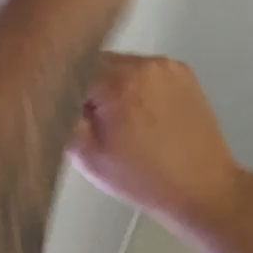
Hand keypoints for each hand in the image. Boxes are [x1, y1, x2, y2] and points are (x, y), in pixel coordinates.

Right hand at [71, 53, 242, 224]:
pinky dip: (135, 85)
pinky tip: (142, 114)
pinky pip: (142, 69)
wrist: (205, 190)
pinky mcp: (182, 71)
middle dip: (88, 87)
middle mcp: (142, 64)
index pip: (71, 69)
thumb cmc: (145, 179)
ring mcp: (165, 65)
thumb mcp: (88, 157)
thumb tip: (46, 94)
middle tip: (92, 121)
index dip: (64, 91)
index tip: (68, 113)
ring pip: (118, 65)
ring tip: (121, 120)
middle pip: (95, 62)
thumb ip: (62, 118)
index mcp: (117, 82)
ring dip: (112, 84)